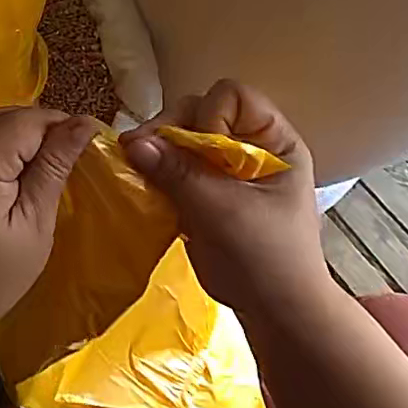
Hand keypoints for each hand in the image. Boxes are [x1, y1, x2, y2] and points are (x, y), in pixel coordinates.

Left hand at [0, 107, 99, 348]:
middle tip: (70, 158)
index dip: (62, 126)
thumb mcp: (34, 224)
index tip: (89, 145)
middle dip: (42, 128)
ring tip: (46, 166)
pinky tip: (14, 173)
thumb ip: (55, 166)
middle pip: (7, 114)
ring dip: (20, 135)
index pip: (29, 120)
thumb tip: (84, 123)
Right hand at [120, 80, 330, 315]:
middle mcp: (248, 145)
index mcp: (273, 141)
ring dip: (157, 149)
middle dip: (171, 130)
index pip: (234, 96)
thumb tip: (134, 143)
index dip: (211, 116)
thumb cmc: (265, 257)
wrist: (274, 311)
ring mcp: (224, 168)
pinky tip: (141, 182)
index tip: (201, 150)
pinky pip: (173, 166)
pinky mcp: (203, 190)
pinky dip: (155, 171)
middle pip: (200, 111)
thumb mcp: (224, 211)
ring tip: (136, 167)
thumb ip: (180, 174)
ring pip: (182, 137)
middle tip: (142, 152)